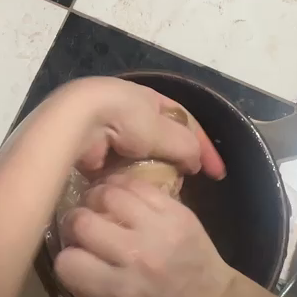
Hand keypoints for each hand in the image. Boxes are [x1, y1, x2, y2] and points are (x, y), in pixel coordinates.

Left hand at [49, 76, 225, 180]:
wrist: (78, 121)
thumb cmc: (125, 118)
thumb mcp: (166, 130)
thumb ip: (187, 145)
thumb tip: (194, 162)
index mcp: (149, 99)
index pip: (186, 121)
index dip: (204, 146)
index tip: (217, 173)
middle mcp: (130, 113)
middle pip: (162, 140)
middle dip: (176, 161)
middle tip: (187, 183)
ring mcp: (111, 132)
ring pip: (141, 158)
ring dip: (152, 174)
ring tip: (165, 194)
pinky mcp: (95, 153)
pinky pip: (120, 170)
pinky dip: (130, 182)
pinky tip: (138, 197)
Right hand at [54, 175, 247, 296]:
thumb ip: (90, 293)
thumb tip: (66, 259)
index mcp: (123, 292)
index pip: (68, 262)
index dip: (65, 259)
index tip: (74, 259)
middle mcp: (138, 256)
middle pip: (81, 221)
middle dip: (73, 224)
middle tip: (81, 229)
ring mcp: (159, 228)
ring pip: (106, 193)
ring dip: (95, 199)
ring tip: (100, 208)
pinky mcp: (176, 209)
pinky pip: (135, 183)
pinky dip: (120, 186)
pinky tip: (120, 197)